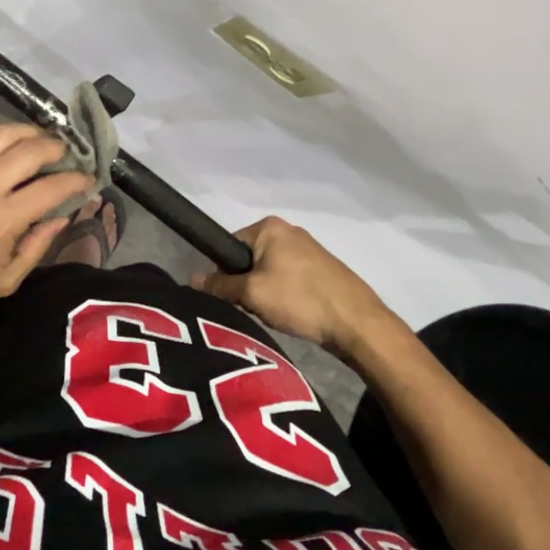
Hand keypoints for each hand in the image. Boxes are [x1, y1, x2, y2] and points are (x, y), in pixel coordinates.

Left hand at [0, 123, 93, 346]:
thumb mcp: (8, 279)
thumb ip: (38, 245)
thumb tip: (62, 217)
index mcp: (3, 219)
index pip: (50, 188)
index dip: (76, 180)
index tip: (88, 179)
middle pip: (28, 151)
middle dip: (55, 147)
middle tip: (67, 152)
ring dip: (26, 131)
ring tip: (40, 137)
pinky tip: (6, 139)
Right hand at [192, 216, 406, 361]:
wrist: (357, 322)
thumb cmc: (299, 299)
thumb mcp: (251, 293)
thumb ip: (219, 285)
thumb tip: (192, 278)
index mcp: (269, 227)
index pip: (229, 245)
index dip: (224, 272)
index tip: (231, 296)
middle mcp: (288, 230)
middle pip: (249, 258)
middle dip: (247, 284)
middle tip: (254, 307)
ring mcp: (309, 249)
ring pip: (269, 272)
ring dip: (266, 293)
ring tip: (276, 314)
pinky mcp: (323, 269)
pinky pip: (290, 279)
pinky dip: (286, 296)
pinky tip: (294, 314)